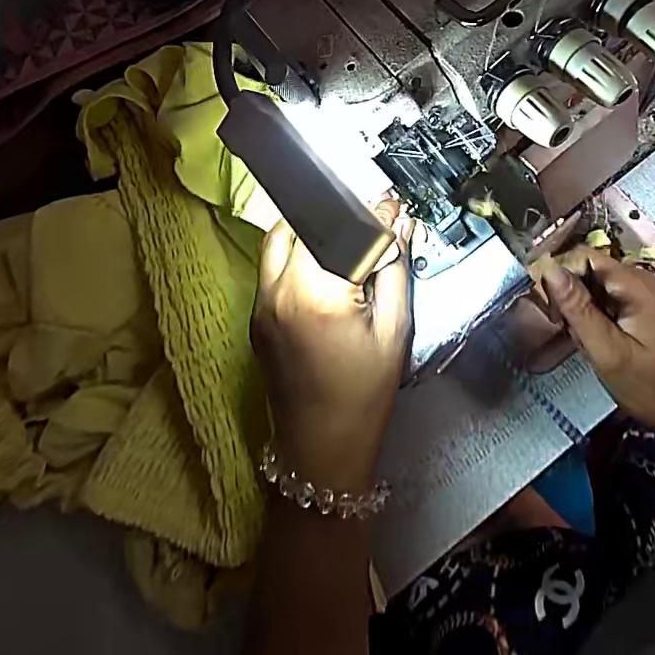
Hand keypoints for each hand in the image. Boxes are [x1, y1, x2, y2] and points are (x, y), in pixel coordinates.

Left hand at [252, 200, 413, 492]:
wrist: (320, 448)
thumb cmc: (363, 396)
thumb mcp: (394, 331)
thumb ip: (394, 270)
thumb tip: (398, 226)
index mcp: (319, 296)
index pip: (348, 230)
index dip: (375, 212)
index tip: (391, 206)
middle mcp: (280, 292)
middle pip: (307, 225)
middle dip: (342, 216)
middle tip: (370, 223)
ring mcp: (262, 304)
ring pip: (281, 238)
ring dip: (311, 229)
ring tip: (343, 239)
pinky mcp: (256, 315)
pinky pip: (272, 265)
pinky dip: (296, 252)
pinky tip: (323, 266)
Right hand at [531, 247, 654, 439]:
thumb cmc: (649, 386)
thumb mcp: (608, 352)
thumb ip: (578, 310)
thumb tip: (549, 270)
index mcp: (637, 285)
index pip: (584, 256)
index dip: (561, 276)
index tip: (553, 310)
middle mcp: (640, 278)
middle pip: (588, 266)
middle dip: (569, 293)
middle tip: (566, 328)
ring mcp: (641, 289)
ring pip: (593, 280)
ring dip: (578, 304)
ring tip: (580, 336)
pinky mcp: (639, 301)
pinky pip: (604, 293)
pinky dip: (591, 311)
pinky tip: (592, 335)